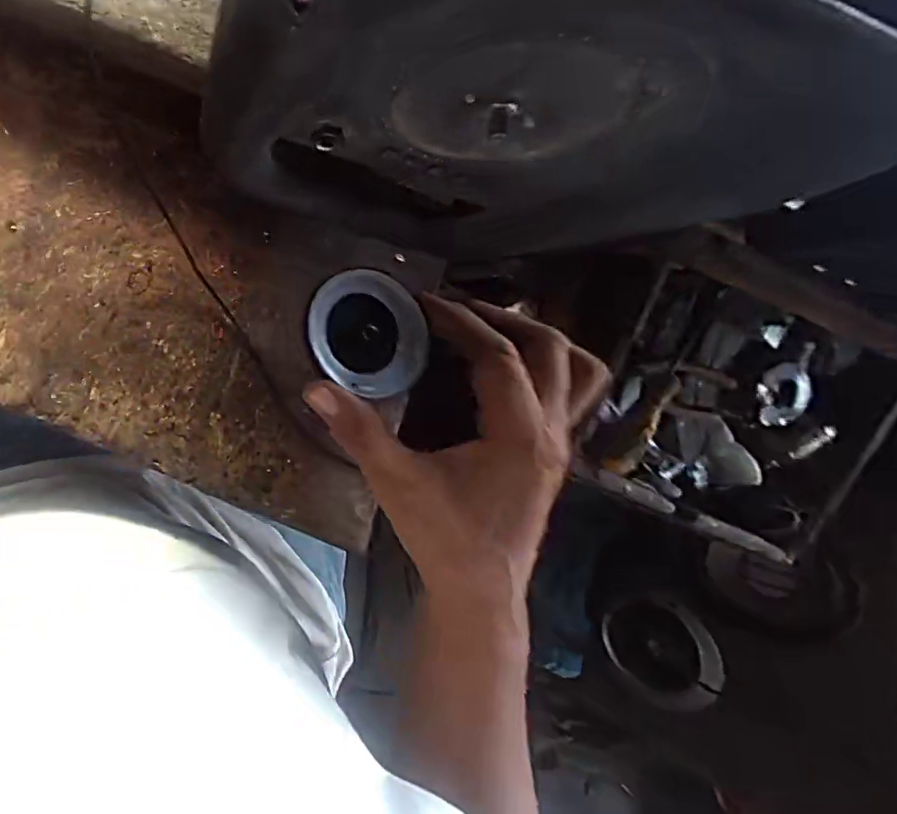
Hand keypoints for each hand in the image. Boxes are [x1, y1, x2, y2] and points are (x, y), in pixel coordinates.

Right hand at [304, 295, 607, 620]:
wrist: (480, 594)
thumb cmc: (443, 538)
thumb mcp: (395, 482)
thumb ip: (358, 431)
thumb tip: (316, 389)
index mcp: (518, 435)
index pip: (499, 356)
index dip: (461, 321)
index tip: (425, 303)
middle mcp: (550, 434)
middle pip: (549, 350)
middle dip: (503, 318)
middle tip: (456, 309)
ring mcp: (559, 446)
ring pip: (580, 371)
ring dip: (540, 339)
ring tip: (494, 328)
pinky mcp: (554, 457)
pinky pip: (574, 396)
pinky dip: (550, 369)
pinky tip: (512, 372)